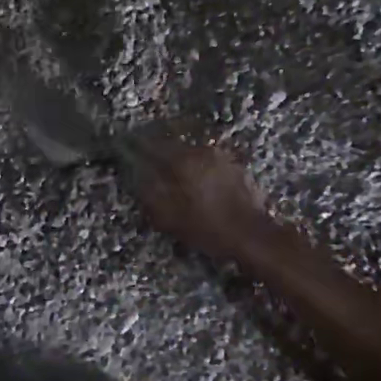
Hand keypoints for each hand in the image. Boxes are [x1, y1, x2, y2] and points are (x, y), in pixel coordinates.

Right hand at [123, 135, 273, 261]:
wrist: (253, 235)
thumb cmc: (208, 229)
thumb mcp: (171, 218)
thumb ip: (151, 192)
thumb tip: (138, 175)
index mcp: (183, 161)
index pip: (153, 145)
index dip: (138, 146)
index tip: (127, 148)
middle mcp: (203, 151)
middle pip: (174, 147)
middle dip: (161, 155)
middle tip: (150, 166)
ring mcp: (222, 157)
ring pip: (193, 155)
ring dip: (182, 163)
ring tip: (176, 180)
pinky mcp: (236, 167)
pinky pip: (209, 163)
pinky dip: (199, 170)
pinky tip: (199, 186)